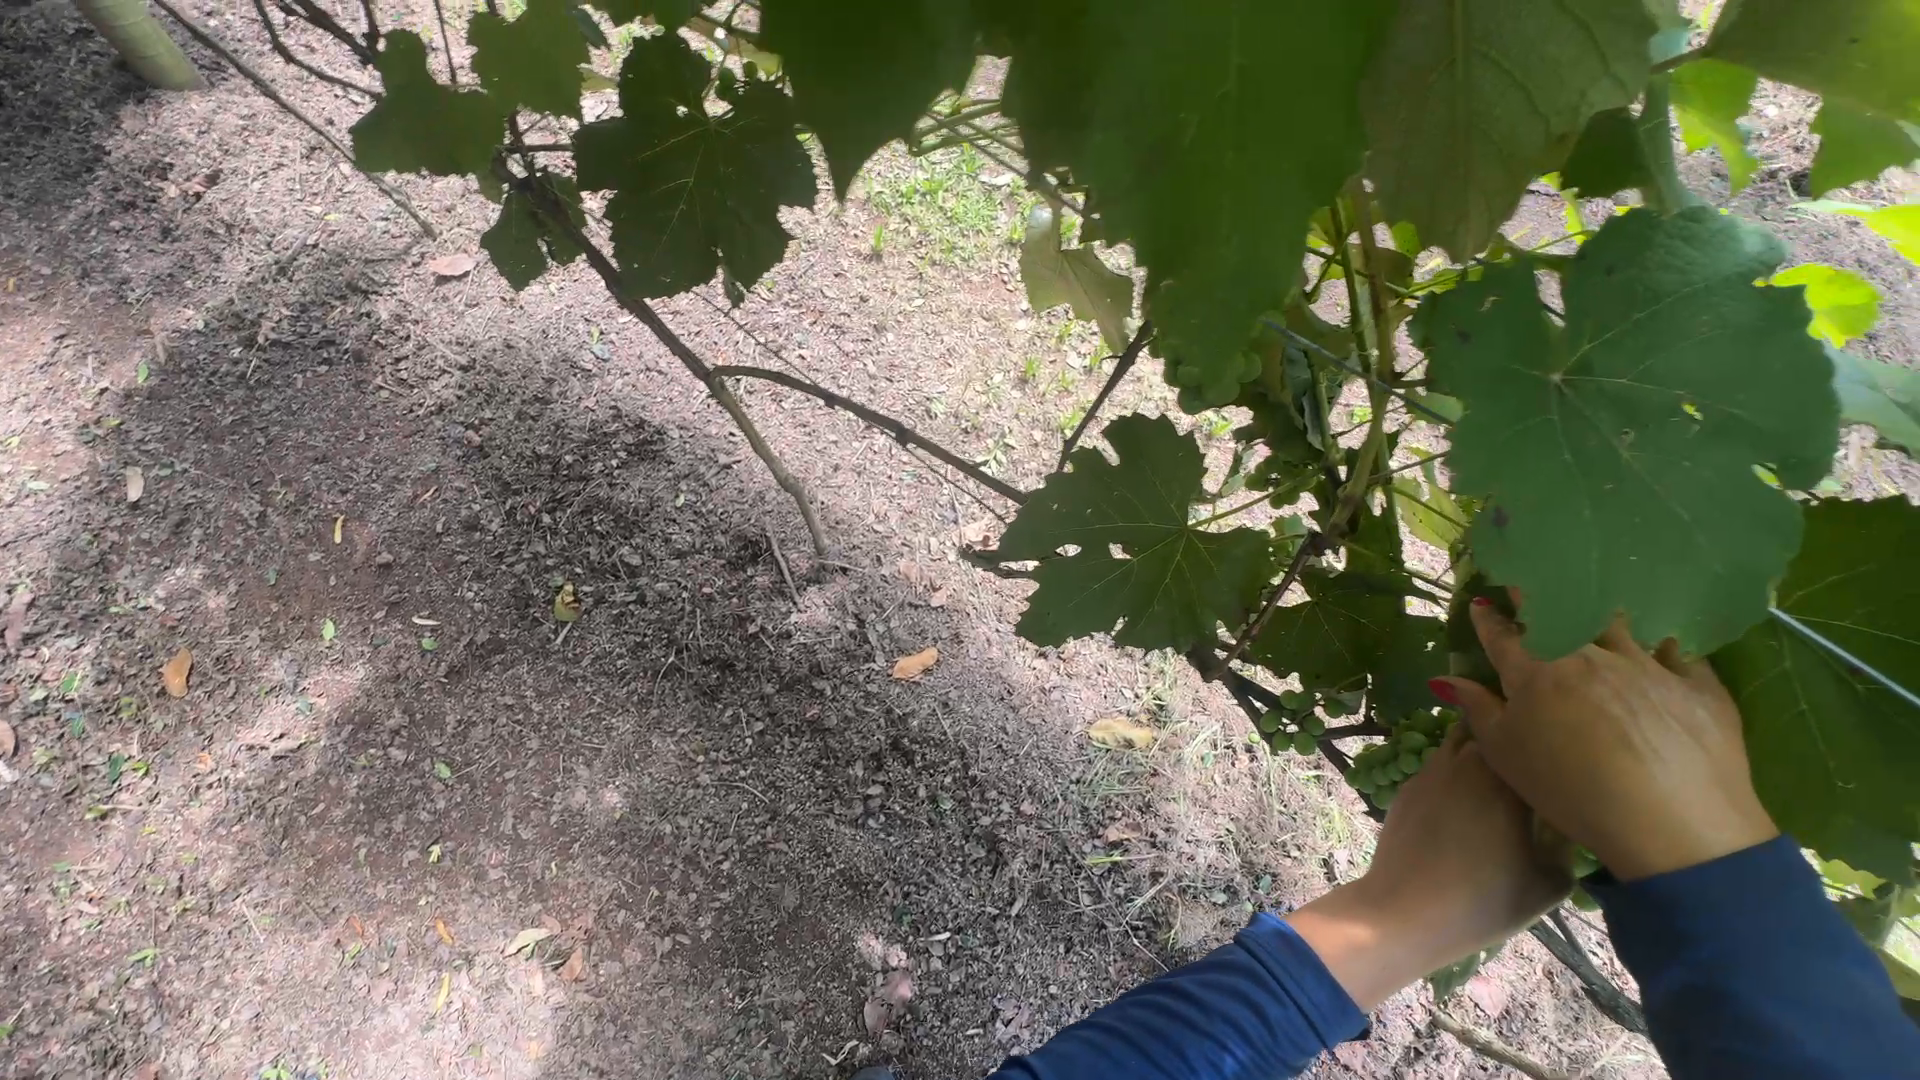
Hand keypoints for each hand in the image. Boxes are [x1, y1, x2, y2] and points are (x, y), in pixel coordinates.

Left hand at [1286, 726, 1569, 1008]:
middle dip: (1509, 739)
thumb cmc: (1487, 899)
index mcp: (1507, 778)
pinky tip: (1462, 800)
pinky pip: (1436, 766)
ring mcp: (1430, 772)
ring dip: (1478, 750)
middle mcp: (1466, 763)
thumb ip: (1566, 839)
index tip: (1561, 758)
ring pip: (1458, 743)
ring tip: (1497, 776)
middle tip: (1528, 760)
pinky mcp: (1406, 787)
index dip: (1547, 746)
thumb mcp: (1551, 879)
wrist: (1409, 908)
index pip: (1533, 741)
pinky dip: (1453, 772)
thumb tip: (1569, 817)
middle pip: (1491, 732)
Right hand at [1433, 597, 1778, 881]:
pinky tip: (1665, 643)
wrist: (1677, 830)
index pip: (1502, 632)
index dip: (1487, 616)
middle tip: (1530, 581)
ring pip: (1619, 622)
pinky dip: (1667, 644)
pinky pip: (1681, 652)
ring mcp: (1648, 666)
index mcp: (1535, 670)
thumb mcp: (1505, 753)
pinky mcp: (1698, 687)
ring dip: (1600, 610)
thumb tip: (1447, 678)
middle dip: (1539, 594)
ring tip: (1596, 602)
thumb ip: (1477, 708)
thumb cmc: (1570, 790)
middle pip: (1560, 612)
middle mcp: (1589, 655)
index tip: (1480, 602)